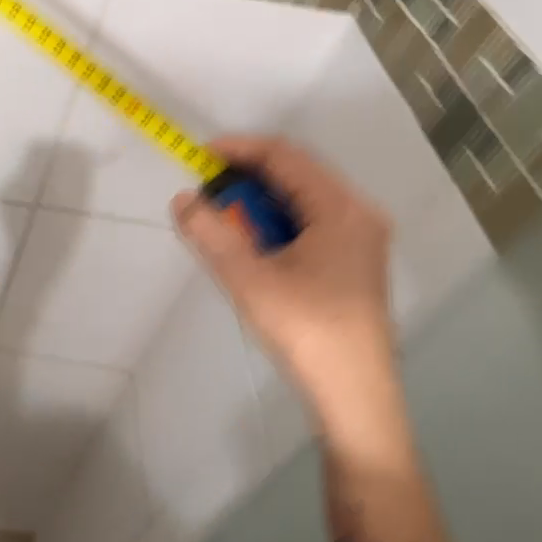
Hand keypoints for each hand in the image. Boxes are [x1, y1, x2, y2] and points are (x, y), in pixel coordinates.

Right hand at [172, 136, 397, 425]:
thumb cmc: (306, 329)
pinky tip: (249, 246)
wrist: (353, 391)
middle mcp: (357, 214)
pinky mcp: (352, 262)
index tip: (197, 156)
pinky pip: (308, 223)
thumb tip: (183, 198)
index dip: (239, 149)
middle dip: (245, 177)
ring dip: (257, 202)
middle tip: (204, 193)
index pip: (285, 157)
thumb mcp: (248, 279)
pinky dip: (273, 223)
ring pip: (300, 200)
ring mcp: (359, 239)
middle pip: (296, 175)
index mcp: (341, 209)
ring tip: (220, 220)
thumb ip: (211, 233)